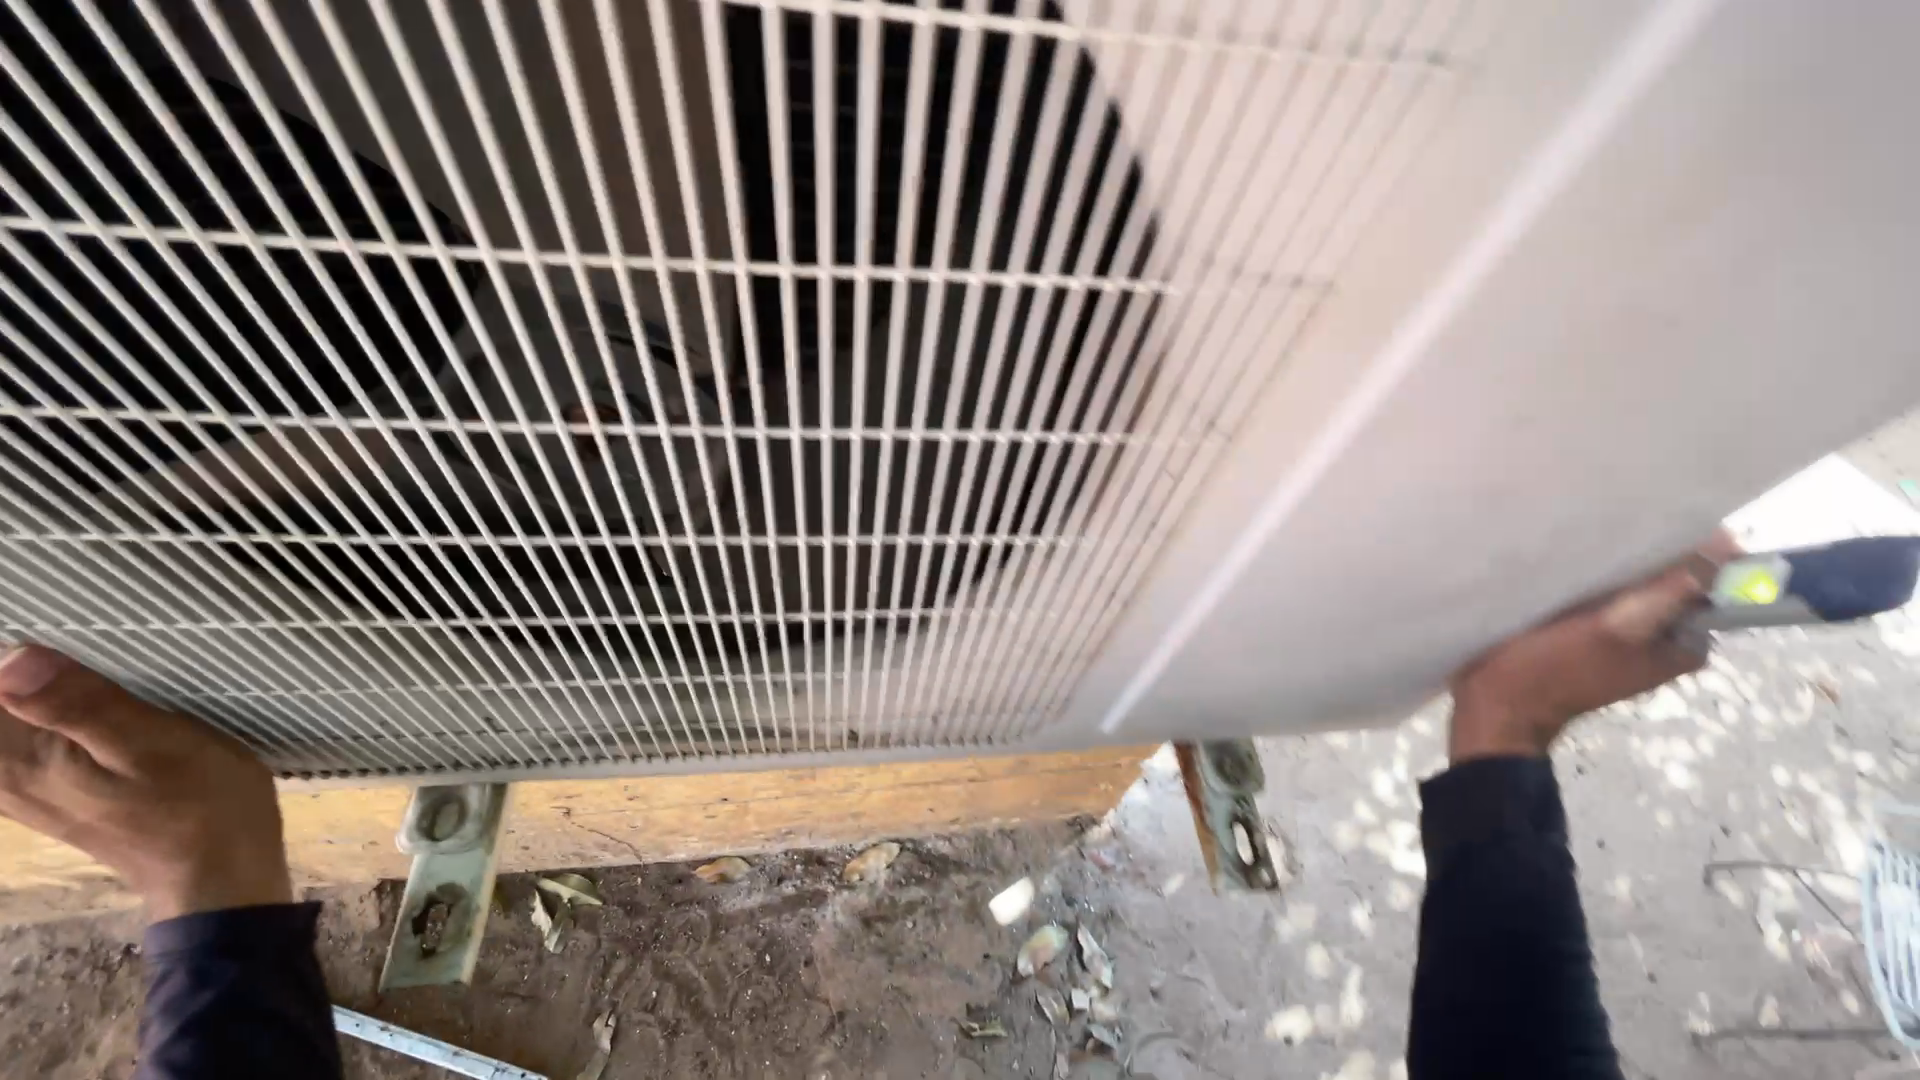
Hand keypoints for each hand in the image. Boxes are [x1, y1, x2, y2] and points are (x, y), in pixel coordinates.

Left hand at [0, 645, 291, 920]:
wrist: (217, 869)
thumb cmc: (198, 803)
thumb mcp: (157, 745)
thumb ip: (83, 705)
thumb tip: (14, 656)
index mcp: (15, 756)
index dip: (9, 657)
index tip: (50, 633)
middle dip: (16, 670)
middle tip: (70, 650)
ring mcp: (19, 786)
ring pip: (5, 725)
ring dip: (30, 694)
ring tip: (80, 672)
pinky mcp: (47, 790)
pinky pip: (16, 742)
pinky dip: (34, 714)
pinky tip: (75, 702)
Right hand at [1447, 532, 1741, 763]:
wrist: (1494, 705)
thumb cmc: (1550, 670)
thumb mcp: (1610, 631)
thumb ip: (1661, 599)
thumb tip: (1718, 554)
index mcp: (1685, 644)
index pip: (1709, 585)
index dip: (1693, 551)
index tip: (1658, 524)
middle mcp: (1662, 640)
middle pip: (1669, 583)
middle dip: (1647, 556)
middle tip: (1611, 530)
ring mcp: (1622, 638)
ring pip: (1632, 589)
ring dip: (1613, 568)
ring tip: (1582, 543)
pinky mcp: (1586, 636)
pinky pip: (1600, 600)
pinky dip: (1588, 583)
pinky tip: (1562, 568)